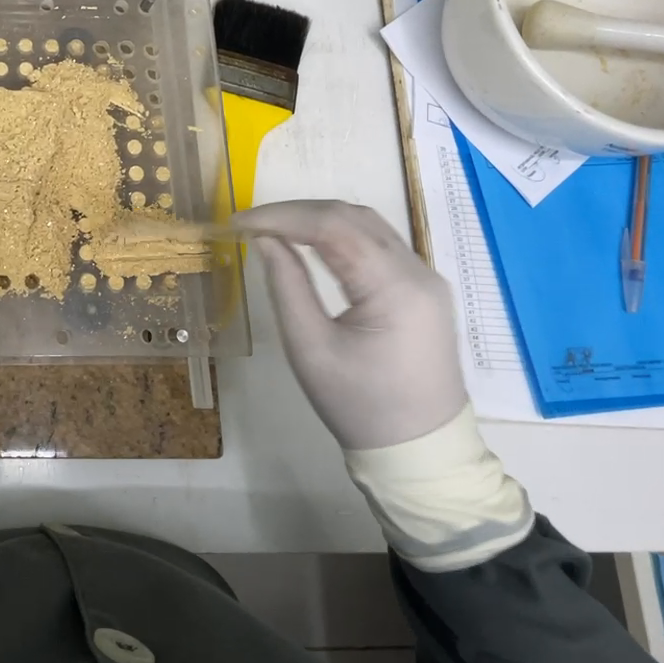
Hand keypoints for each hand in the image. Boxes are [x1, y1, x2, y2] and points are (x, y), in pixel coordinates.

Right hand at [237, 200, 465, 449]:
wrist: (420, 449)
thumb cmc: (358, 405)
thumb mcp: (310, 348)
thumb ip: (287, 285)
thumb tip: (265, 239)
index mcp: (394, 288)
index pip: (332, 227)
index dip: (281, 216)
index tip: (237, 223)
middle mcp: (418, 272)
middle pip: (351, 217)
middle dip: (296, 212)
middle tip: (249, 223)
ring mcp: (426, 277)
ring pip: (366, 224)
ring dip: (317, 218)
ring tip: (272, 228)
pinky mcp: (423, 287)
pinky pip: (377, 243)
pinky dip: (338, 233)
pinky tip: (308, 241)